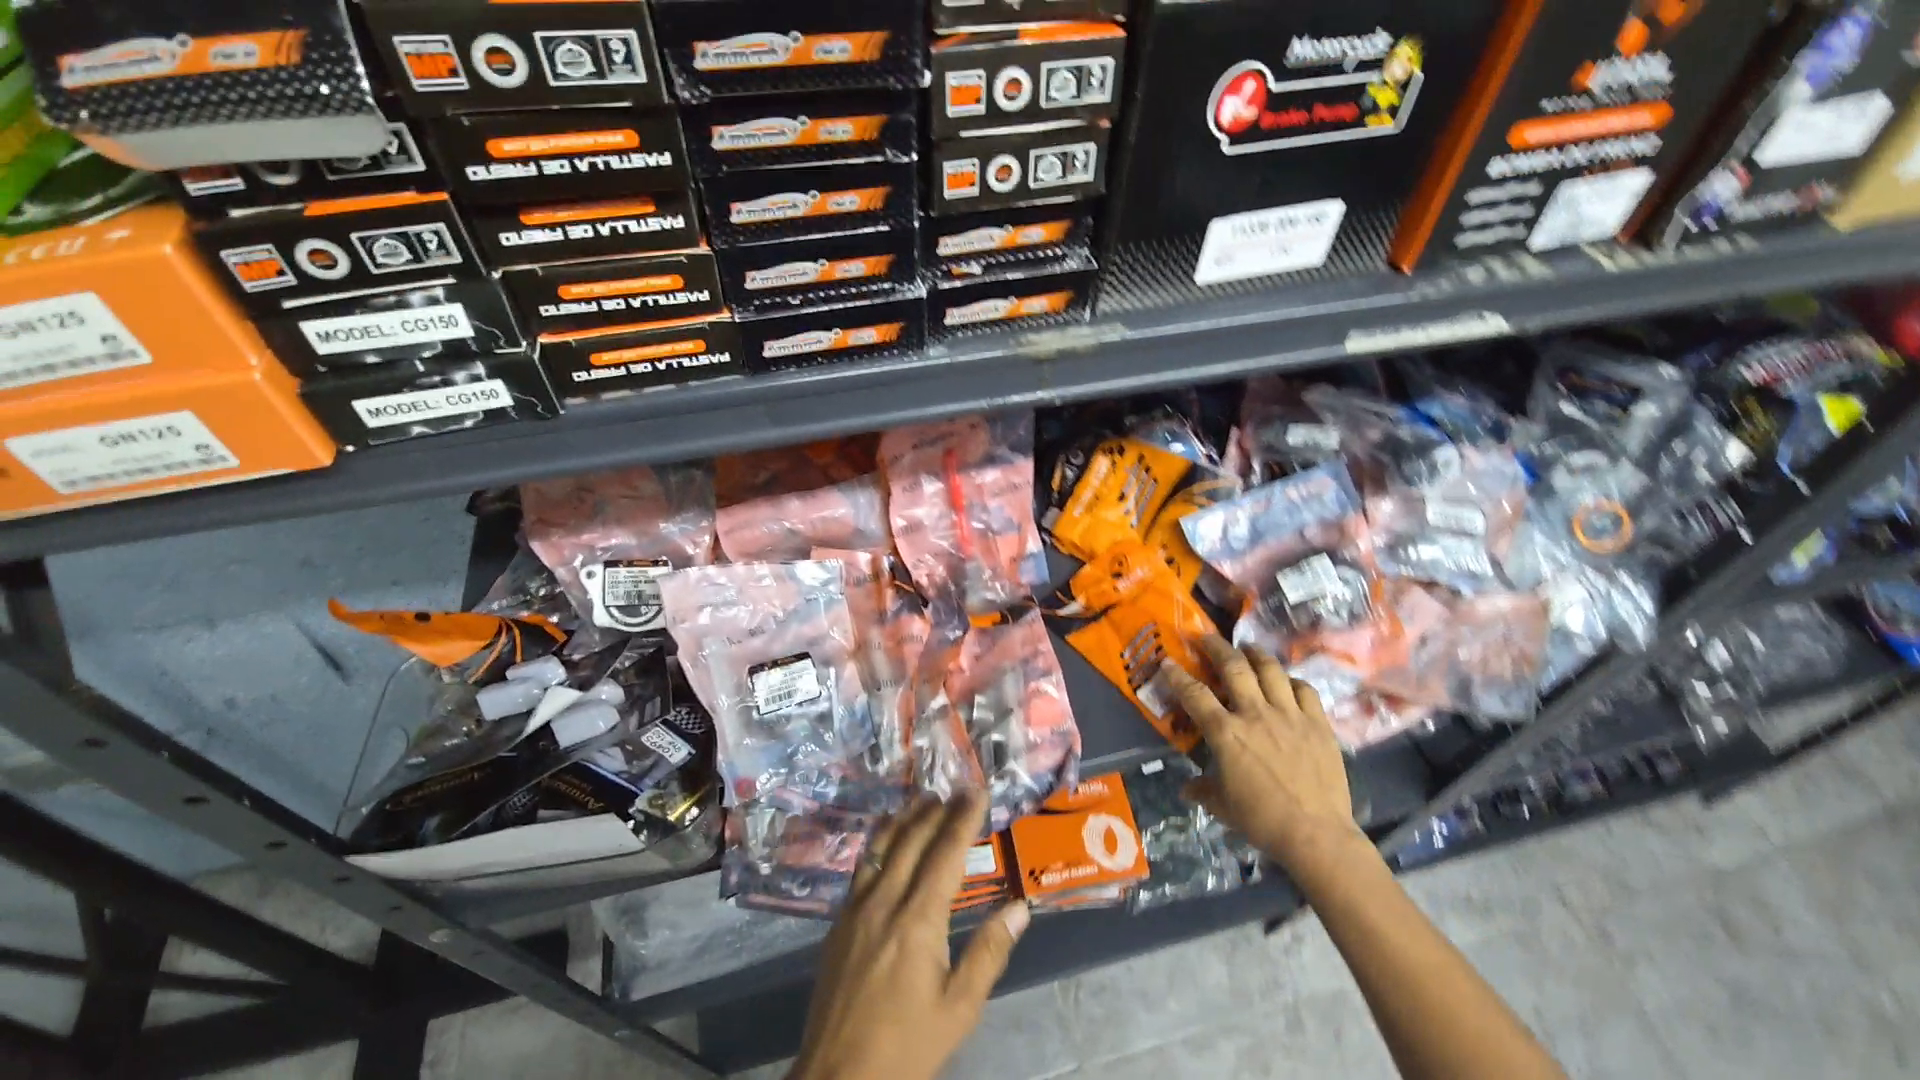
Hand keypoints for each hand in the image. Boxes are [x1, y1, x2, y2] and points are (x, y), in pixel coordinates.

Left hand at [790, 792, 1030, 1079]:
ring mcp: (854, 911)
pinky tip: (886, 843)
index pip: (945, 855)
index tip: (977, 791)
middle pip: (911, 842)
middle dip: (935, 811)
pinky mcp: (837, 925)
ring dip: (904, 820)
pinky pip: (861, 869)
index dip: (963, 819)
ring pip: (880, 849)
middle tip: (956, 788)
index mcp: (917, 922)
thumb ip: (989, 952)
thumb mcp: (960, 1007)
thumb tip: (1019, 907)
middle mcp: (883, 904)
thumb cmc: (908, 1044)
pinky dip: (879, 844)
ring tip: (923, 801)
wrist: (838, 1076)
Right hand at [1161, 636, 1362, 865]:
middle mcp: (1256, 714)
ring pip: (1271, 670)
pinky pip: (1305, 690)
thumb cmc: (1262, 820)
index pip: (1195, 695)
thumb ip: (1202, 790)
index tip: (1167, 662)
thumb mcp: (1222, 806)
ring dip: (1255, 654)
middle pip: (1234, 667)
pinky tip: (1287, 682)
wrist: (1315, 834)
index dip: (1177, 676)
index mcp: (1226, 734)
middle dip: (1216, 647)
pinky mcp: (1318, 723)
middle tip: (1206, 638)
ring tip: (1247, 648)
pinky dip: (1292, 680)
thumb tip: (1187, 788)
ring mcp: (1290, 715)